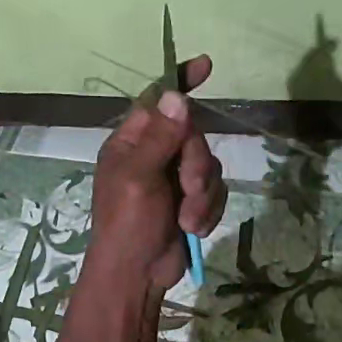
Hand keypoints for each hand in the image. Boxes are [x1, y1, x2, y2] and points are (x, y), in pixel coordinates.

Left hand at [88, 55, 226, 289]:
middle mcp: (153, 154)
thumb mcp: (140, 177)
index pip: (157, 101)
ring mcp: (173, 178)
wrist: (137, 276)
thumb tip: (176, 95)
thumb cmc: (127, 225)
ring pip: (208, 165)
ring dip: (202, 195)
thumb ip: (161, 137)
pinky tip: (192, 229)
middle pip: (193, 136)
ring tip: (187, 220)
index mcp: (131, 142)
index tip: (205, 65)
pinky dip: (207, 210)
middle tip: (187, 189)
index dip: (180, 83)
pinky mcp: (191, 201)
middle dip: (196, 165)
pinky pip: (214, 190)